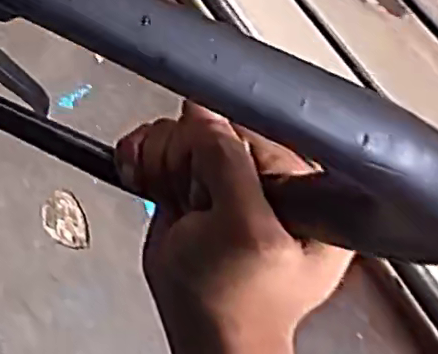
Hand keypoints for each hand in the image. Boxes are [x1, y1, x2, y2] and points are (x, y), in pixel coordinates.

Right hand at [116, 102, 351, 353]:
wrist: (199, 325)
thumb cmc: (236, 299)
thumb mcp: (247, 231)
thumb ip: (229, 165)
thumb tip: (204, 113)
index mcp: (299, 189)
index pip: (246, 127)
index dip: (216, 143)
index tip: (209, 176)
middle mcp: (260, 179)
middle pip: (201, 127)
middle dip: (180, 157)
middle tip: (191, 197)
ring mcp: (218, 179)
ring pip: (171, 133)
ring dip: (155, 159)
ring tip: (171, 196)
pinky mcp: (184, 180)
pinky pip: (151, 144)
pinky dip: (138, 158)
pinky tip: (147, 181)